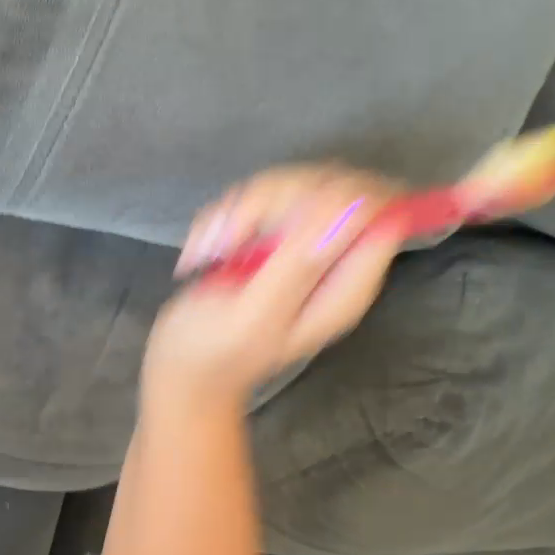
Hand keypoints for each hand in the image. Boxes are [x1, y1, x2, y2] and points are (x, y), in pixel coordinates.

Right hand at [147, 165, 404, 401]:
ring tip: (211, 250)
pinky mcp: (265, 241)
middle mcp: (332, 258)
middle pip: (325, 187)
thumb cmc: (213, 350)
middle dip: (269, 202)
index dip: (328, 196)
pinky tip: (203, 250)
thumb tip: (348, 210)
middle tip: (231, 239)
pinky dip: (222, 219)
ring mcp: (299, 247)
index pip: (373, 207)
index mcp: (347, 281)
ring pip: (285, 189)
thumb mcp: (255, 314)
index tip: (275, 219)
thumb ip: (300, 265)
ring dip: (238, 212)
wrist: (182, 368)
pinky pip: (253, 204)